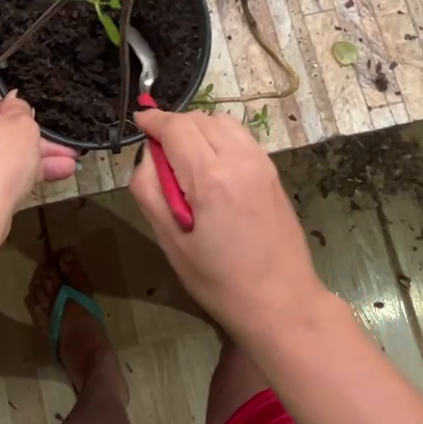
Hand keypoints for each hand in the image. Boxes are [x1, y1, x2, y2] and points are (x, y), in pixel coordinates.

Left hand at [0, 48, 77, 238]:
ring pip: (4, 139)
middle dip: (28, 116)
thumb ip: (21, 110)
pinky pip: (2, 161)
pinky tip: (62, 172)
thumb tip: (13, 105)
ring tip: (72, 155)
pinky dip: (27, 165)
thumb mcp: (22, 129)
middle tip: (53, 112)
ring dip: (36, 147)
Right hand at [129, 107, 325, 334]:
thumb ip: (149, 190)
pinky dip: (219, 137)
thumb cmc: (219, 281)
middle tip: (159, 154)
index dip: (153, 120)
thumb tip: (149, 155)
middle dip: (173, 126)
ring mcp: (260, 162)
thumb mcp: (170, 241)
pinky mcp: (272, 170)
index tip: (139, 121)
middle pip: (196, 119)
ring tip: (186, 159)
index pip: (175, 127)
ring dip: (197, 128)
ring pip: (220, 121)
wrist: (283, 304)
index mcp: (210, 177)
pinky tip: (213, 166)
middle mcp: (238, 159)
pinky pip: (239, 135)